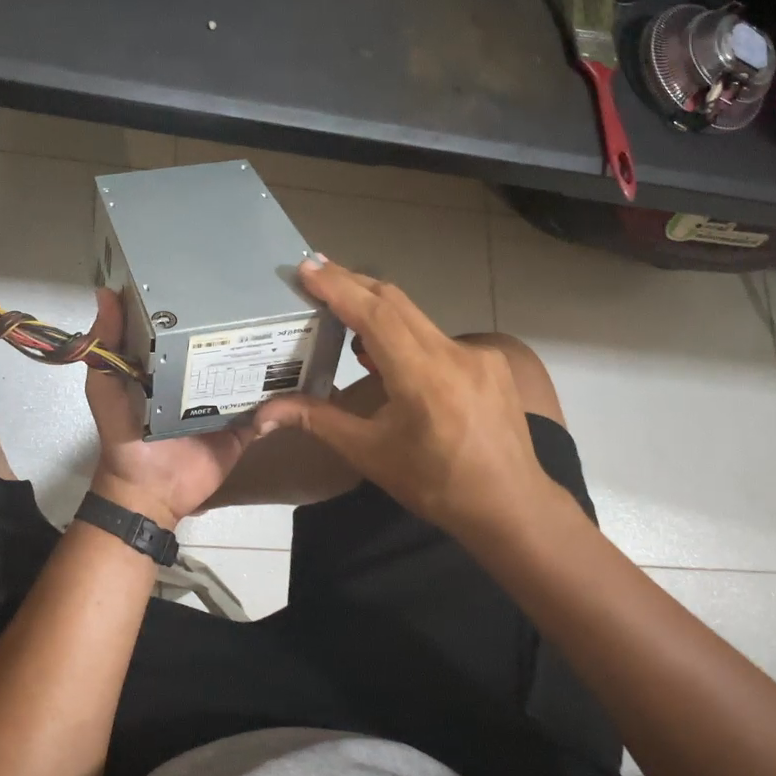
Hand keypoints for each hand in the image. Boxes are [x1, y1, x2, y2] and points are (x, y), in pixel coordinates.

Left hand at [83, 288, 276, 530]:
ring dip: (265, 351)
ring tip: (291, 319)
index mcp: (165, 362)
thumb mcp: (104, 385)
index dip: (194, 300)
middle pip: (221, 344)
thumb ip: (104, 344)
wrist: (148, 492)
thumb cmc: (122, 434)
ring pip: (249, 370)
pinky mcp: (244, 426)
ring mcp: (224, 401)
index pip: (183, 325)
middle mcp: (197, 376)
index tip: (214, 270)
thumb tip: (105, 292)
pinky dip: (283, 391)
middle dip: (237, 322)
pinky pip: (268, 406)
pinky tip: (303, 367)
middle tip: (264, 292)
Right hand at [257, 257, 558, 539]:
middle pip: (394, 301)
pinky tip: (383, 351)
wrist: (513, 508)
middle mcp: (454, 353)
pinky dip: (403, 332)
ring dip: (375, 306)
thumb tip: (262, 415)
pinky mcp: (489, 362)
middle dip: (351, 282)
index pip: (375, 314)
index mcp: (423, 376)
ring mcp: (478, 354)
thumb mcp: (369, 453)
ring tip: (340, 306)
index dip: (338, 287)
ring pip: (415, 316)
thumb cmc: (435, 484)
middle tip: (313, 269)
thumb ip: (316, 420)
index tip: (306, 268)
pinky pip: (435, 336)